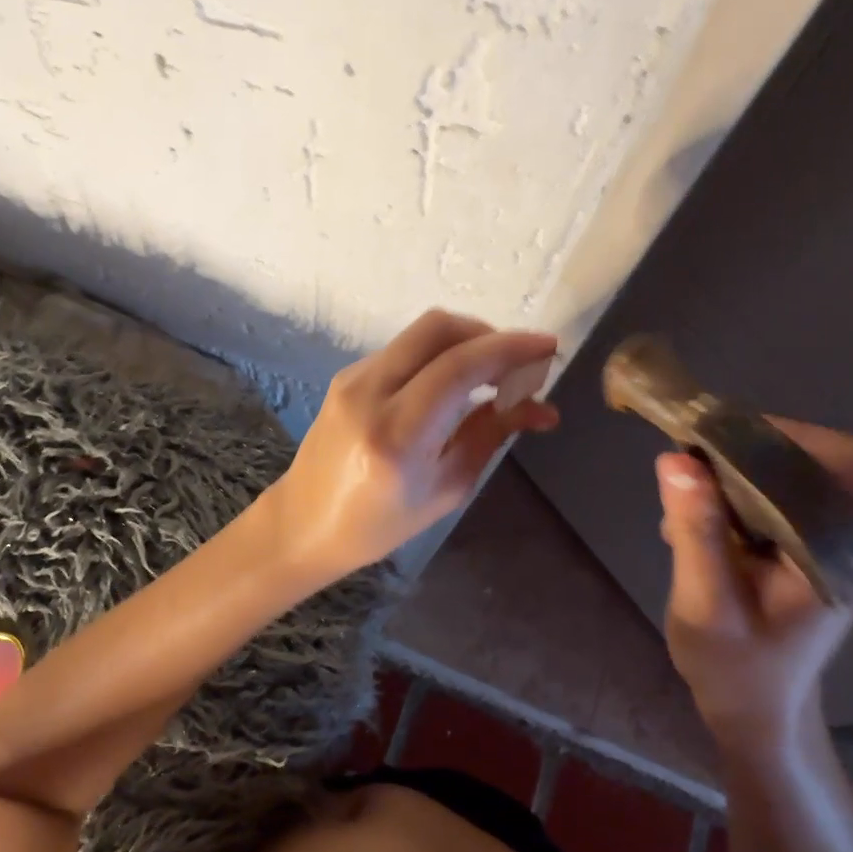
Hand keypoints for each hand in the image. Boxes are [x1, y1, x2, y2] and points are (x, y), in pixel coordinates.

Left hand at [262, 310, 558, 579]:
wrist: (304, 523)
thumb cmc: (378, 523)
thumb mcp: (446, 488)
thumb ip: (491, 435)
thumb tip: (541, 406)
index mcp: (396, 435)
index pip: (459, 367)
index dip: (510, 349)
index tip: (548, 348)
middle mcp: (369, 394)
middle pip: (437, 328)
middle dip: (488, 334)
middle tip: (518, 361)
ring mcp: (352, 379)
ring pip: (420, 334)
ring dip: (464, 342)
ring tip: (494, 374)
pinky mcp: (347, 375)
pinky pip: (404, 350)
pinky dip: (438, 354)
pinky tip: (455, 383)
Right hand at [655, 419, 852, 747]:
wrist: (750, 710)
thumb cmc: (734, 667)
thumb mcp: (706, 605)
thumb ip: (697, 533)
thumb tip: (676, 460)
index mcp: (839, 554)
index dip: (803, 439)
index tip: (729, 442)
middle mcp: (841, 541)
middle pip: (826, 459)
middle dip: (757, 447)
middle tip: (696, 458)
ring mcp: (821, 543)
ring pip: (796, 472)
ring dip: (739, 467)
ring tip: (687, 492)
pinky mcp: (796, 546)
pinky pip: (774, 493)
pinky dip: (733, 488)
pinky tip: (693, 517)